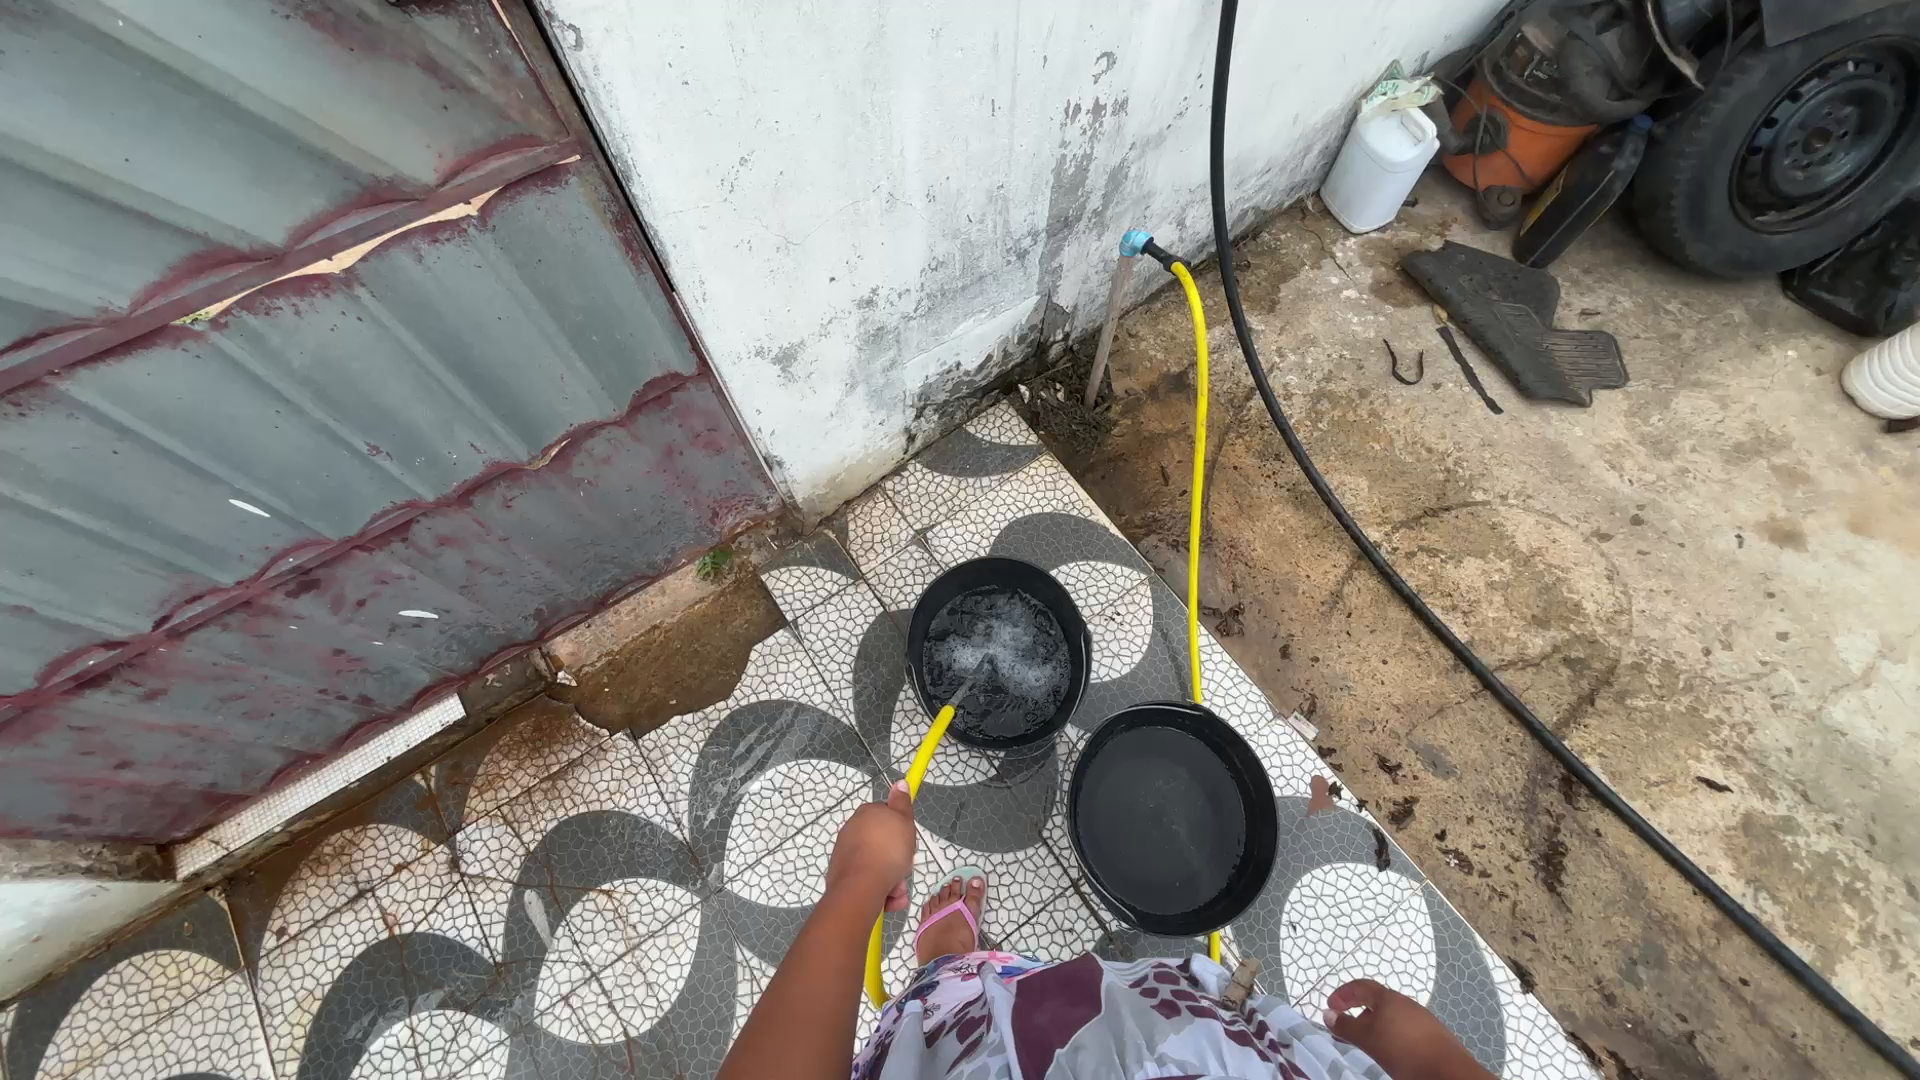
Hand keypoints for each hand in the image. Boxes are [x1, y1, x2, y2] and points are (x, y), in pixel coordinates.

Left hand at [825, 781, 916, 910]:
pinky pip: (867, 879)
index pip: (886, 816)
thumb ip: (902, 803)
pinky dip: (879, 888)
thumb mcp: (904, 821)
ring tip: (897, 891)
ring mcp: (845, 853)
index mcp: (866, 814)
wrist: (861, 887)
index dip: (900, 830)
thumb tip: (899, 782)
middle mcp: (852, 830)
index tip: (907, 842)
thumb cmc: (888, 851)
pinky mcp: (841, 874)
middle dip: (896, 859)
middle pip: (882, 843)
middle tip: (904, 869)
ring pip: (876, 864)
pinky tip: (887, 899)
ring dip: (891, 878)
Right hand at [1325, 979, 1495, 1079]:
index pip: (1360, 986)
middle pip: (1378, 1001)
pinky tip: (1396, 1054)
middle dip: (1360, 1012)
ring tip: (1372, 1045)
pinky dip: (1395, 1036)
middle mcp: (1406, 1003)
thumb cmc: (1405, 1053)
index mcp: (1388, 998)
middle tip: (1350, 1029)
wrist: (1453, 1076)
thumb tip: (1327, 1014)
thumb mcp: (1369, 1040)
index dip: (1343, 994)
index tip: (1331, 1007)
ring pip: (1394, 1017)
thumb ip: (1346, 1026)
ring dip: (1378, 1026)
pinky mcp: (1437, 1037)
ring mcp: (1424, 1019)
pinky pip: (1408, 1029)